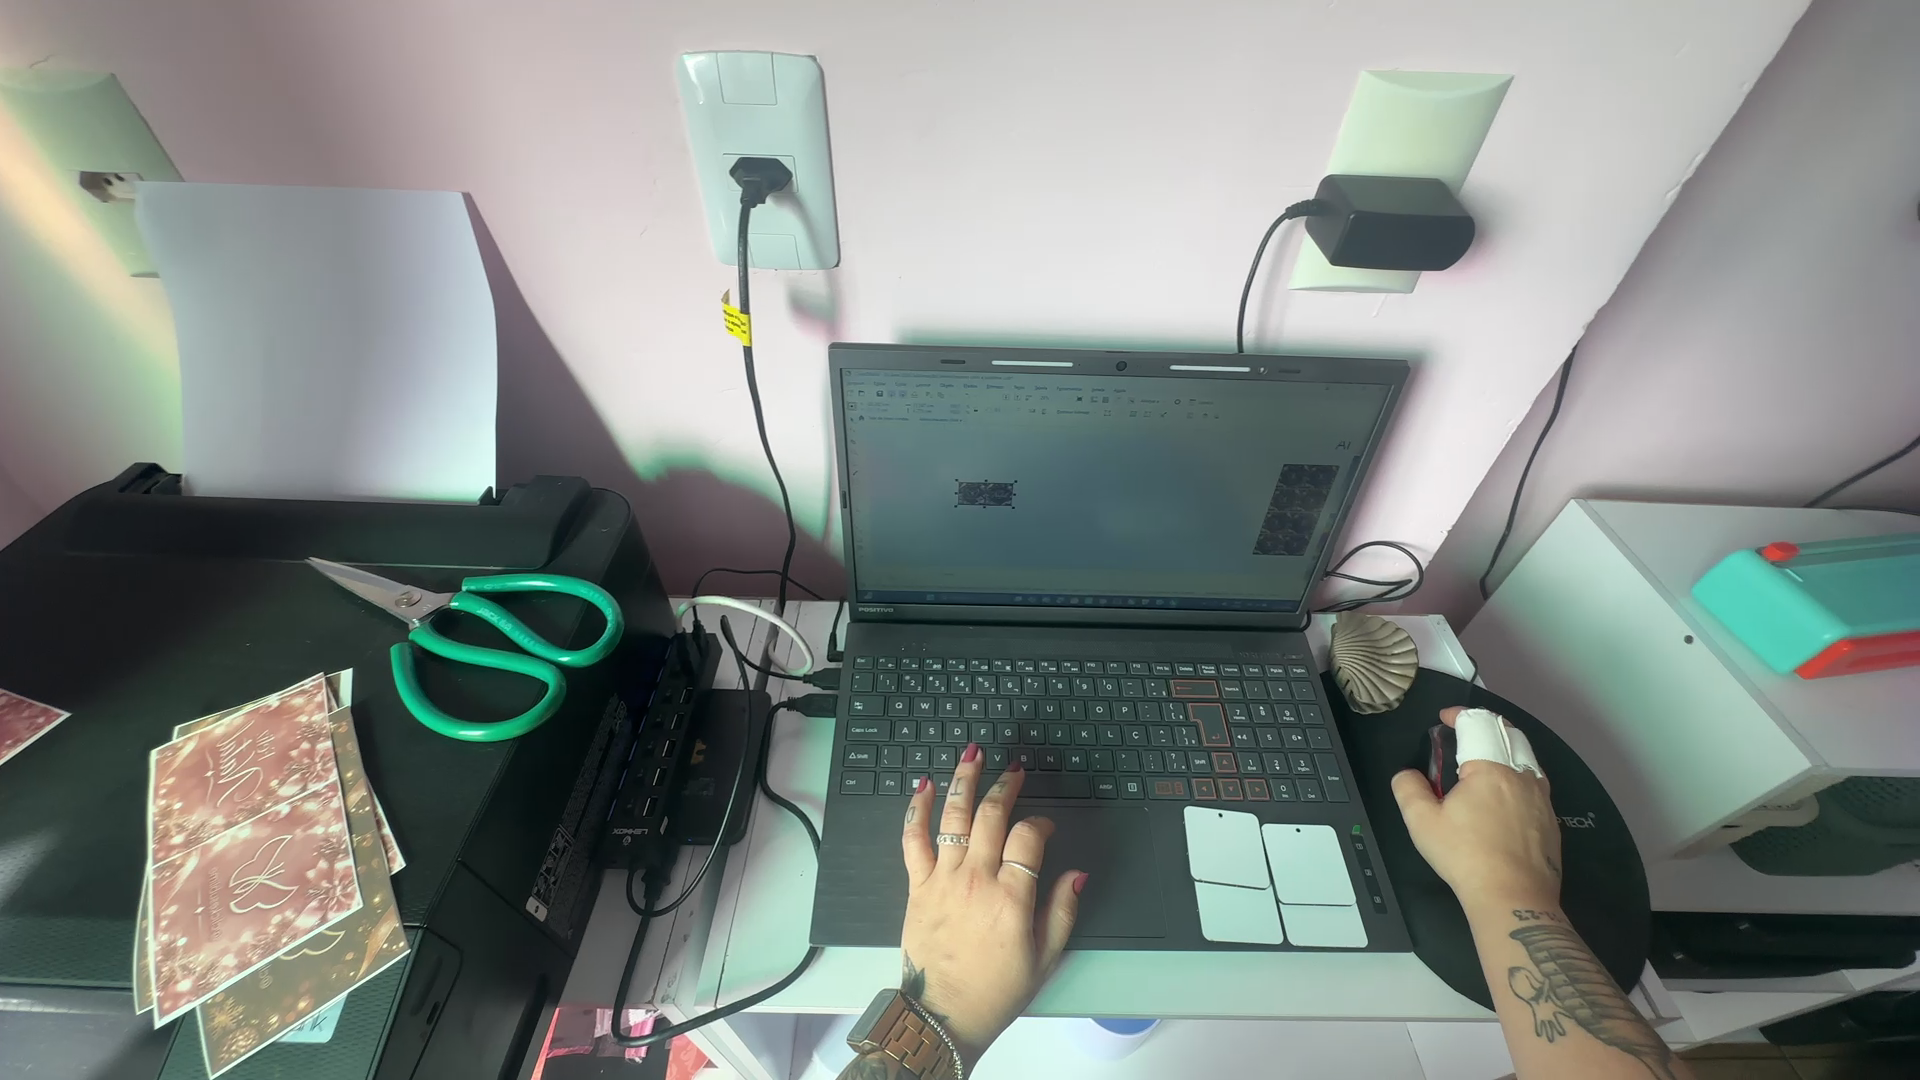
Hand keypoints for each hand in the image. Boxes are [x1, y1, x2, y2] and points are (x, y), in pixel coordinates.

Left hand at [899, 746, 1085, 1064]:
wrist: (944, 1015)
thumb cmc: (996, 989)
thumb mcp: (1045, 958)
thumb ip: (1063, 911)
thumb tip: (1077, 874)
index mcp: (1010, 897)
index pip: (1028, 838)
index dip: (1042, 823)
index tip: (1046, 826)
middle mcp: (975, 879)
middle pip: (991, 815)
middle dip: (1005, 785)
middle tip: (1014, 769)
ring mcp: (943, 878)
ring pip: (954, 816)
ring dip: (964, 780)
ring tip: (973, 753)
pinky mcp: (918, 884)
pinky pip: (914, 839)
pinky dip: (918, 810)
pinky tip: (925, 786)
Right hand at [1391, 707, 1562, 915]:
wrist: (1513, 899)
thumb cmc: (1465, 855)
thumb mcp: (1420, 820)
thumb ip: (1408, 787)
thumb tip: (1408, 775)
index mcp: (1491, 771)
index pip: (1478, 725)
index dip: (1459, 715)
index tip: (1445, 717)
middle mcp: (1523, 778)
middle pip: (1511, 735)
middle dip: (1487, 725)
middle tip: (1465, 730)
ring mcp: (1543, 801)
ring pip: (1528, 759)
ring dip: (1505, 749)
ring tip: (1483, 759)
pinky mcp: (1552, 822)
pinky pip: (1535, 784)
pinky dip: (1517, 775)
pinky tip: (1501, 793)